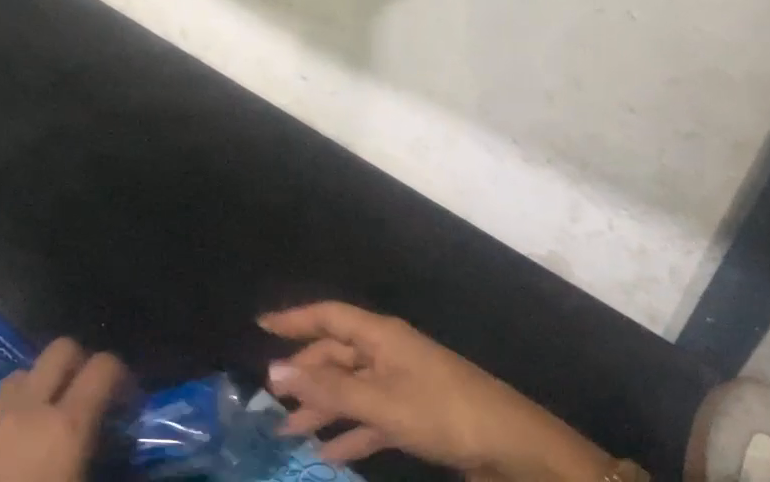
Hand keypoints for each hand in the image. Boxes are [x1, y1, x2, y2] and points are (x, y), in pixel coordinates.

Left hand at [0, 338, 127, 481]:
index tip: (127, 403)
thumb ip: (100, 469)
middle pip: (60, 350)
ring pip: (19, 378)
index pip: (104, 366)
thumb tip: (109, 463)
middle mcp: (25, 413)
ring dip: (39, 391)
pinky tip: (3, 464)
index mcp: (66, 429)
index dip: (121, 376)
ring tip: (44, 430)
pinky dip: (3, 425)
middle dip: (80, 365)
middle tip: (88, 401)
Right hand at [260, 302, 611, 481]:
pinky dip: (349, 433)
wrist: (509, 445)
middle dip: (304, 375)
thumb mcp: (380, 402)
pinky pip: (371, 417)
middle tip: (271, 399)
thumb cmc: (441, 411)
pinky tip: (327, 453)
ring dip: (322, 409)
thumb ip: (327, 390)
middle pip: (337, 355)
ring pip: (351, 389)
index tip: (261, 326)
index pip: (329, 316)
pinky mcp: (414, 414)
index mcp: (381, 335)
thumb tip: (274, 370)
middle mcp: (388, 352)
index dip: (294, 319)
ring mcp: (402, 383)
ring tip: (288, 432)